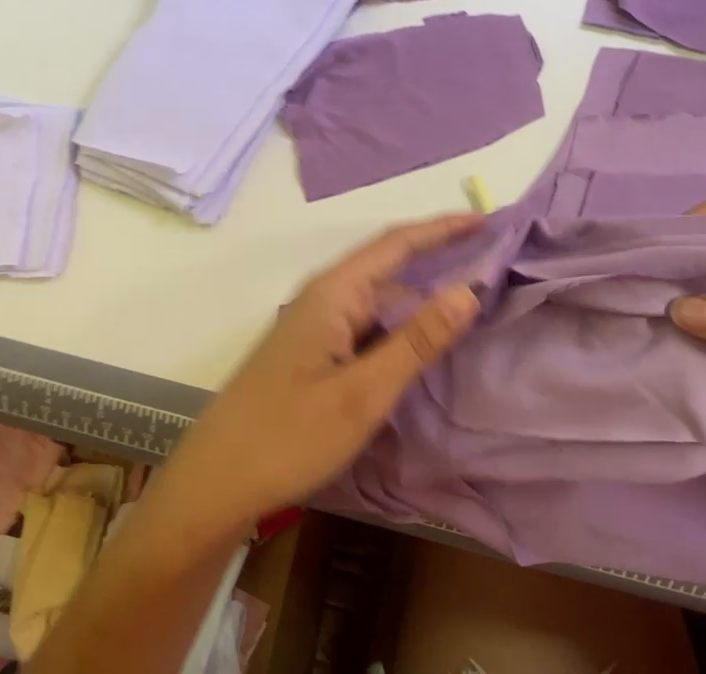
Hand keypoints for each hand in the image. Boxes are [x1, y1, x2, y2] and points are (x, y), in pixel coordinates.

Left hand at [152, 212, 484, 533]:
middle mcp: (322, 300)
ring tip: (468, 303)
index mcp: (333, 294)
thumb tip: (469, 289)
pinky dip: (399, 327)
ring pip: (377, 302)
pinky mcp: (310, 356)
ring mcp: (313, 329)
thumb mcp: (364, 392)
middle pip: (387, 268)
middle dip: (436, 261)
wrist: (215, 485)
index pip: (395, 244)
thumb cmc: (289, 436)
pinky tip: (421, 344)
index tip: (485, 220)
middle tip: (490, 263)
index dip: (441, 229)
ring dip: (419, 299)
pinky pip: (365, 328)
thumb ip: (418, 341)